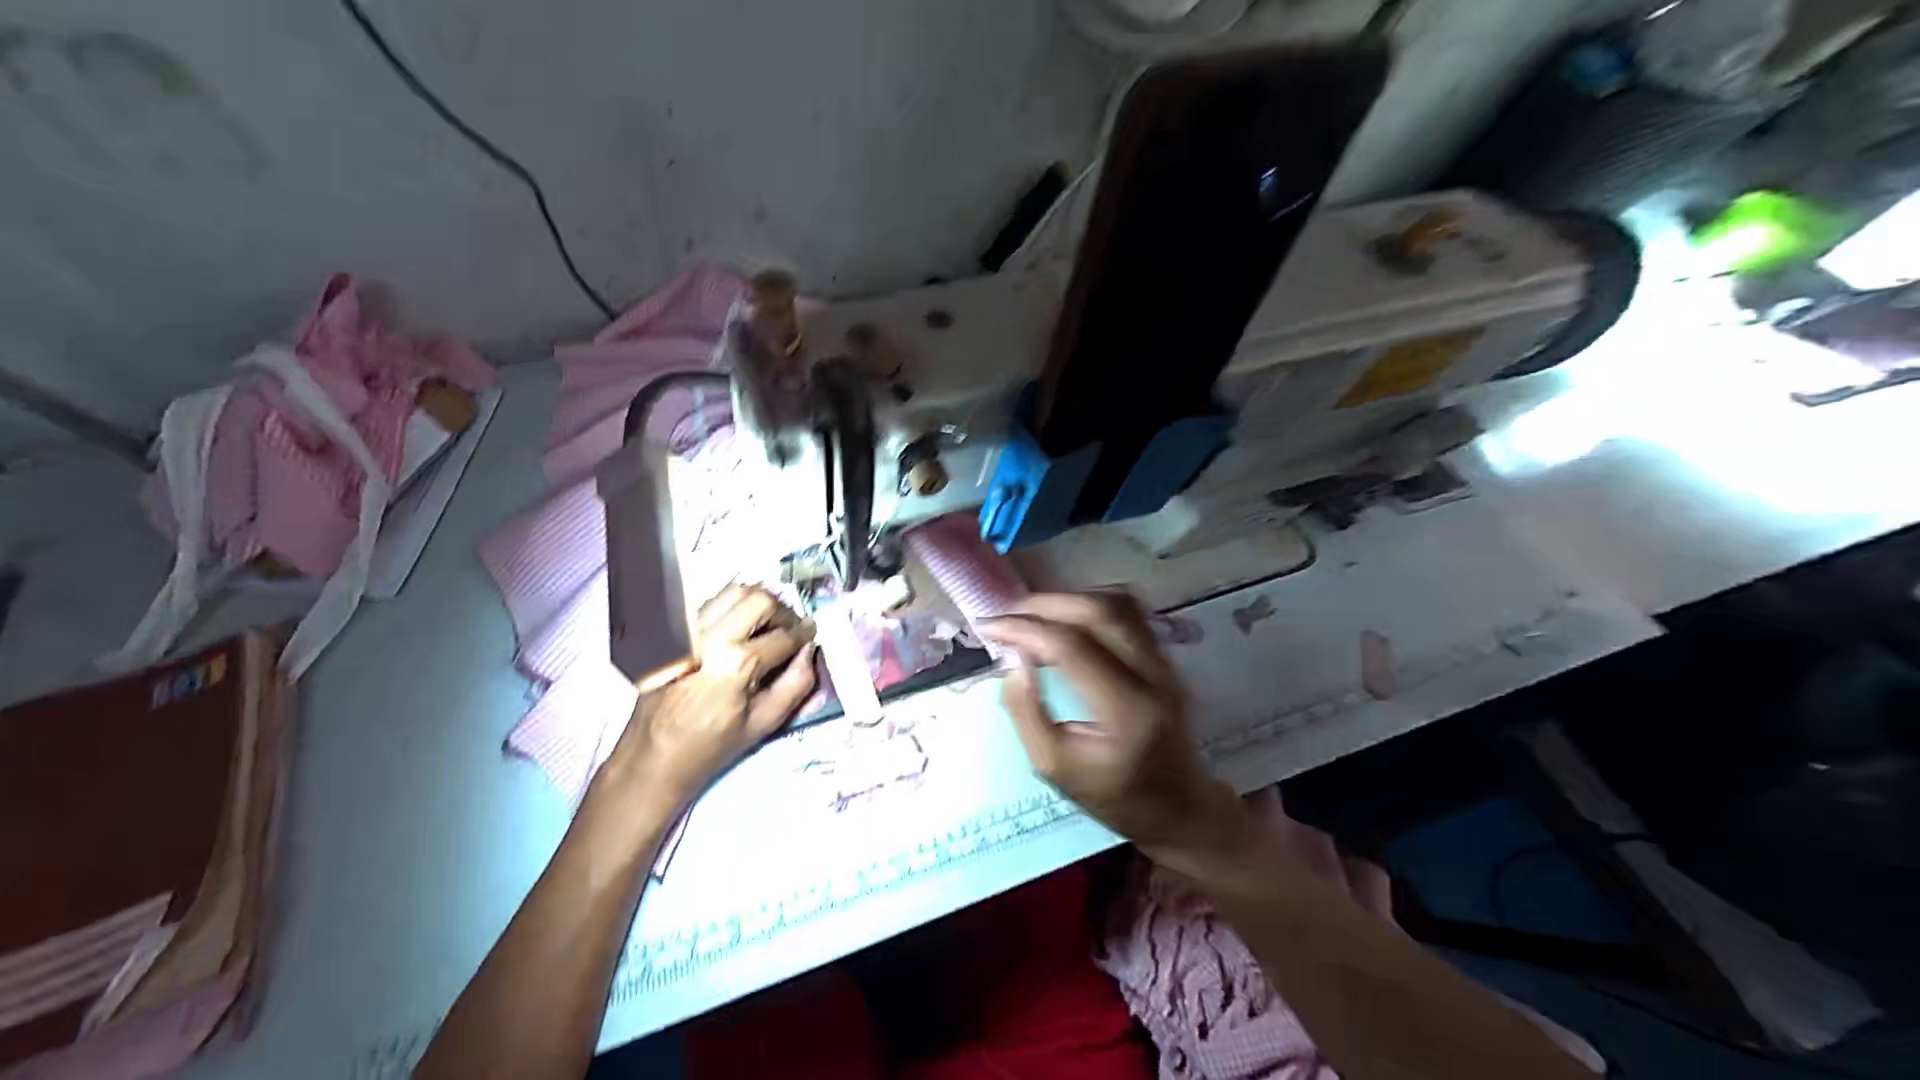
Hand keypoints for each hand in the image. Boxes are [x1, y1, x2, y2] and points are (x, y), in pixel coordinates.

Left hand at [605, 584, 816, 807]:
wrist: (653, 757)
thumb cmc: (711, 746)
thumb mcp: (765, 723)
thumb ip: (797, 683)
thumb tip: (809, 651)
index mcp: (736, 663)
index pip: (783, 635)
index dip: (804, 632)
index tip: (812, 631)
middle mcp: (711, 638)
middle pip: (758, 599)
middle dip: (782, 610)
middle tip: (790, 628)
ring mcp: (689, 631)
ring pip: (732, 592)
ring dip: (757, 602)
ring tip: (767, 623)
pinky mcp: (674, 632)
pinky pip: (711, 604)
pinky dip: (733, 608)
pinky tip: (740, 629)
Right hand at [980, 593, 1246, 861]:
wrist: (1180, 807)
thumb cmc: (1114, 797)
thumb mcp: (1055, 768)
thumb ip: (1027, 712)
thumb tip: (1013, 662)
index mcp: (1127, 711)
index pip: (1071, 647)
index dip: (1024, 628)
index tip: (988, 627)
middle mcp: (1154, 676)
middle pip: (1098, 611)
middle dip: (1043, 605)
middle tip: (1007, 616)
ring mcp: (1166, 662)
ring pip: (1116, 602)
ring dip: (1068, 600)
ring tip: (1033, 617)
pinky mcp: (1167, 656)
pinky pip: (1128, 612)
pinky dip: (1090, 605)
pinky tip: (1066, 622)